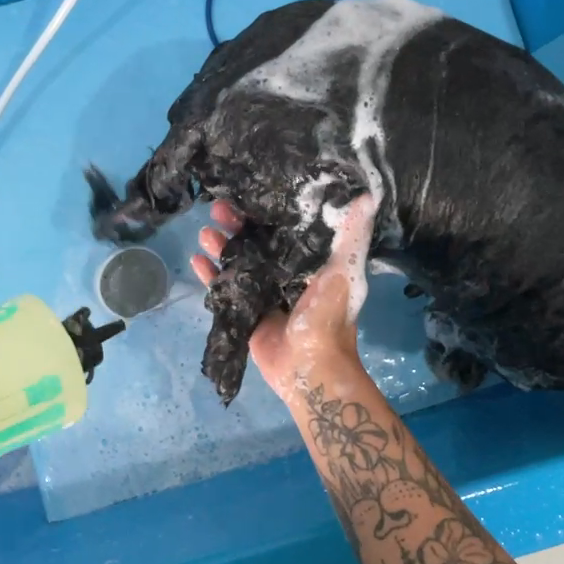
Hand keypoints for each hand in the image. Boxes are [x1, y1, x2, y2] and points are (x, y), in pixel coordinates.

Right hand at [189, 195, 377, 401]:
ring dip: (221, 247)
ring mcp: (263, 295)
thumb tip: (367, 195)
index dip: (265, 212)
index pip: (283, 229)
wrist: (310, 368)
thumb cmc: (328, 317)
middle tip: (217, 208)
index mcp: (309, 263)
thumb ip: (353, 236)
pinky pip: (224, 290)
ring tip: (205, 233)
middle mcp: (285, 275)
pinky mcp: (245, 314)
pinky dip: (210, 276)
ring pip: (237, 263)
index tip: (248, 194)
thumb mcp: (344, 270)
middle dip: (236, 226)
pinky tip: (197, 260)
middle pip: (255, 243)